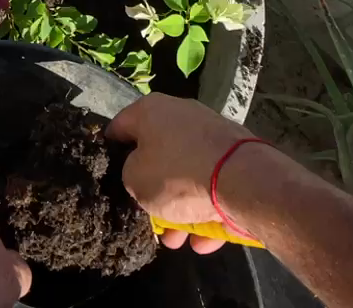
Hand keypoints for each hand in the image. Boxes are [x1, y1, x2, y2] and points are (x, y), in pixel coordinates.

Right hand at [107, 93, 274, 254]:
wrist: (243, 180)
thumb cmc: (177, 174)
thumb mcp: (134, 180)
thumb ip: (128, 174)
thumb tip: (138, 173)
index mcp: (149, 110)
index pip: (119, 128)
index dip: (110, 153)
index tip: (108, 178)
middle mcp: (178, 114)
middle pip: (155, 154)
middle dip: (151, 191)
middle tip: (148, 218)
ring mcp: (209, 134)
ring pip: (185, 173)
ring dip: (179, 208)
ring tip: (177, 242)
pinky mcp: (233, 157)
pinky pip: (211, 184)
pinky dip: (205, 209)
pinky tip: (203, 241)